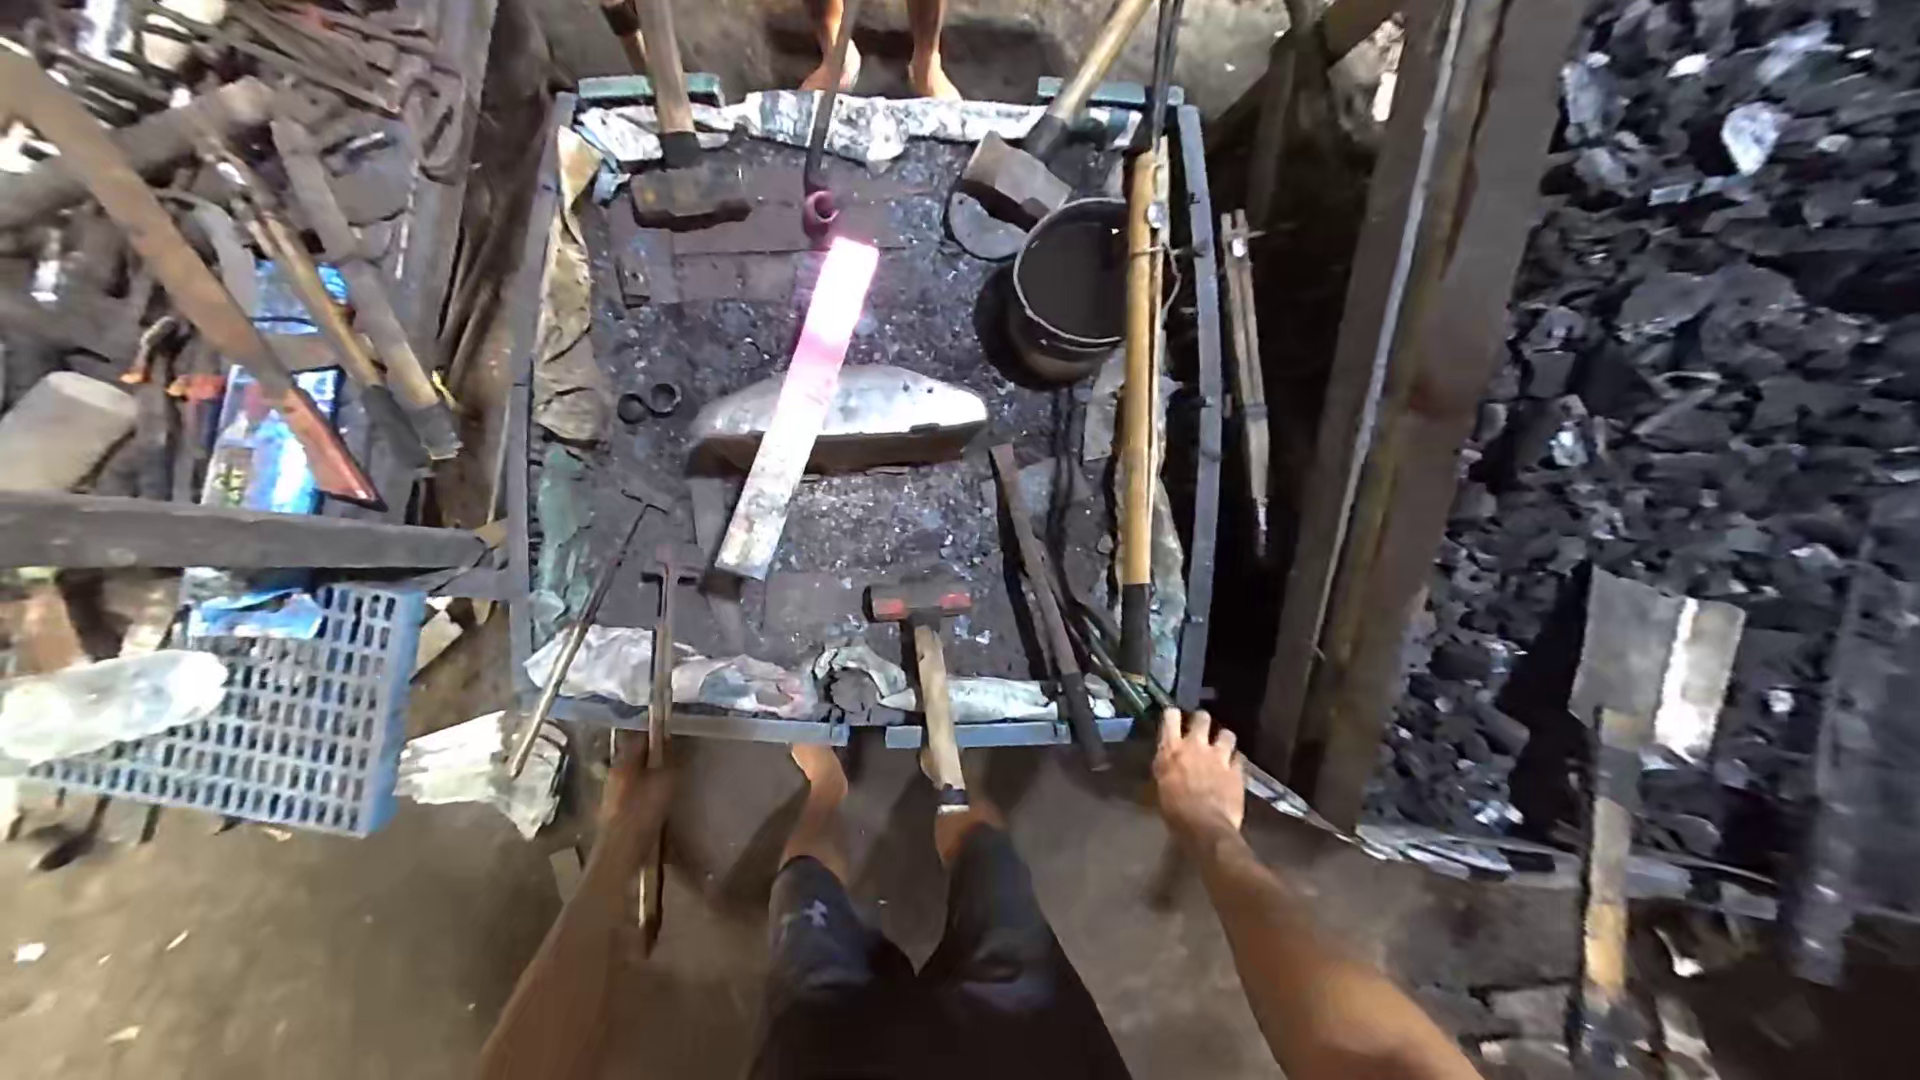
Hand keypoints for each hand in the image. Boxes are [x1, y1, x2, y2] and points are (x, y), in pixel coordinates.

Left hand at [597, 736, 672, 849]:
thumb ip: (673, 760)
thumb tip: (679, 744)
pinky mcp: (616, 812)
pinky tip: (662, 799)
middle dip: (655, 756)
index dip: (658, 735)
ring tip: (673, 778)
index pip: (640, 738)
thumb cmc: (643, 810)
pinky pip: (636, 793)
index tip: (676, 736)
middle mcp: (615, 774)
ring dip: (652, 774)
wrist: (621, 851)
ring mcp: (613, 794)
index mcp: (624, 762)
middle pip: (637, 757)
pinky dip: (648, 791)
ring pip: (636, 775)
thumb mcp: (666, 779)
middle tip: (678, 757)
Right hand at [1153, 708, 1244, 845]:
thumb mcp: (1161, 782)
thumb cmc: (1174, 809)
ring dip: (1223, 738)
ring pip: (1226, 734)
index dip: (1173, 714)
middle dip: (1201, 720)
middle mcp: (1195, 745)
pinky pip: (1240, 757)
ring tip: (1222, 745)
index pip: (1171, 716)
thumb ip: (1167, 764)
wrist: (1204, 827)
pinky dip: (1236, 760)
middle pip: (1201, 718)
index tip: (1174, 719)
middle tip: (1200, 728)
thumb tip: (1169, 758)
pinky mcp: (1237, 770)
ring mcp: (1219, 757)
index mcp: (1172, 748)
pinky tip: (1234, 766)